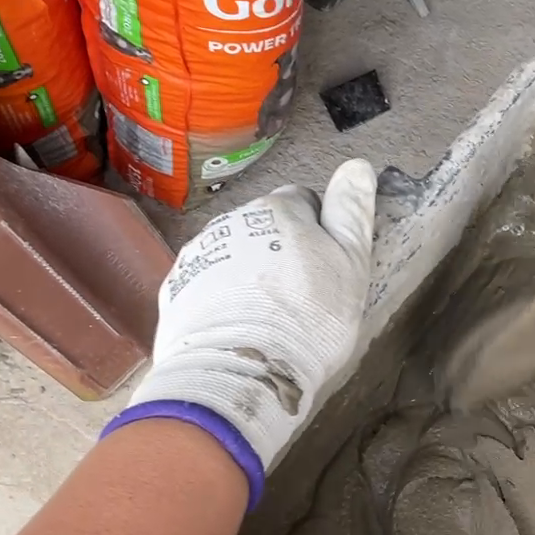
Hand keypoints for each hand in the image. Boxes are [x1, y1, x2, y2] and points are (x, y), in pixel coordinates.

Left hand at [105, 159, 377, 507]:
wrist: (241, 370)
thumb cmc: (309, 316)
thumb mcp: (350, 265)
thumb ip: (353, 213)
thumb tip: (357, 165)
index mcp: (279, 209)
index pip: (304, 201)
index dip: (320, 232)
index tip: (326, 267)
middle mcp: (233, 219)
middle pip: (265, 227)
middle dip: (281, 250)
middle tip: (300, 297)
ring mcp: (199, 254)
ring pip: (235, 254)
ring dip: (250, 273)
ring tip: (268, 317)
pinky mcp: (177, 289)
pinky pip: (208, 284)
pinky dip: (222, 298)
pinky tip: (239, 327)